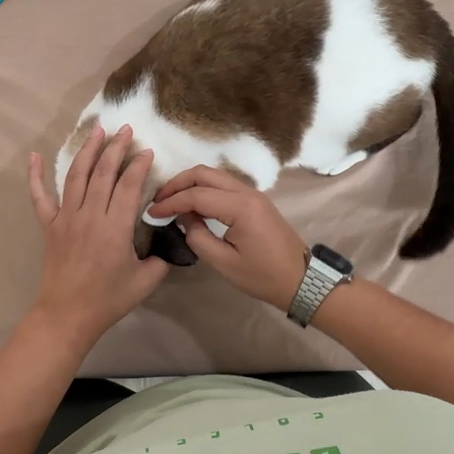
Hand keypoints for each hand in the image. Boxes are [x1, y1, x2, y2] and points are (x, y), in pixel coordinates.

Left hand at [27, 126, 170, 346]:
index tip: (147, 151)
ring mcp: (66, 217)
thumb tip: (170, 241)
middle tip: (126, 129)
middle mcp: (90, 215)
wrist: (67, 315)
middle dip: (116, 148)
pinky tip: (35, 156)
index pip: (129, 186)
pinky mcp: (49, 225)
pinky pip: (40, 197)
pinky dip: (35, 175)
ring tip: (98, 130)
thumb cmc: (108, 300)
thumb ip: (161, 258)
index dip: (139, 166)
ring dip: (88, 151)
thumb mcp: (145, 281)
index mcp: (115, 227)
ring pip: (77, 176)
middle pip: (104, 173)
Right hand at [149, 166, 308, 308]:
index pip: (196, 195)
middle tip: (159, 201)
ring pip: (213, 175)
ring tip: (171, 201)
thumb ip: (198, 236)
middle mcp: (246, 192)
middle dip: (177, 183)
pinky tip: (192, 204)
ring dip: (190, 184)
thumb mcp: (224, 263)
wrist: (302, 280)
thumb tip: (185, 217)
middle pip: (203, 173)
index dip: (171, 202)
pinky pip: (223, 184)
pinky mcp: (254, 199)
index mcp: (240, 207)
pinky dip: (203, 188)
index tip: (152, 213)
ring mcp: (252, 193)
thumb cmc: (263, 276)